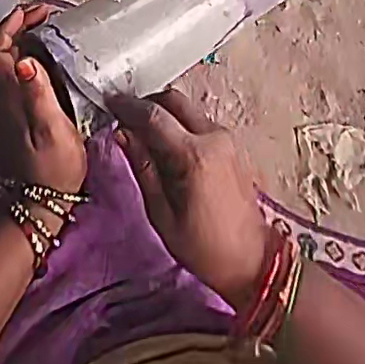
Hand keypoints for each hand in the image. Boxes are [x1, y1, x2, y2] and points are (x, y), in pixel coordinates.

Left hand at [0, 3, 85, 195]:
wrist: (38, 207)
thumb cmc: (49, 172)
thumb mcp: (52, 130)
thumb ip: (38, 94)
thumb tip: (25, 60)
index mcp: (10, 93)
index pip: (1, 45)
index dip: (15, 21)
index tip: (39, 10)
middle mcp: (5, 95)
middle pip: (4, 48)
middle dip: (23, 24)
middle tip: (49, 15)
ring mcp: (11, 105)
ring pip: (12, 60)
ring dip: (28, 39)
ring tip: (54, 30)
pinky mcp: (20, 115)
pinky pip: (22, 75)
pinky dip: (35, 57)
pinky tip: (55, 62)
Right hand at [111, 90, 271, 308]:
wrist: (253, 262)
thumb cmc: (206, 248)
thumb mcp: (162, 214)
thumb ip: (143, 167)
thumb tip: (124, 135)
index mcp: (194, 156)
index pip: (153, 115)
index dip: (127, 106)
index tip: (111, 103)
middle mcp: (214, 139)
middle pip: (172, 100)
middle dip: (146, 103)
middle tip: (126, 116)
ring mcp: (227, 140)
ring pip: (186, 109)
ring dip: (163, 113)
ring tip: (144, 135)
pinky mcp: (232, 146)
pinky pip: (198, 122)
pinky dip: (179, 124)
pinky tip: (167, 146)